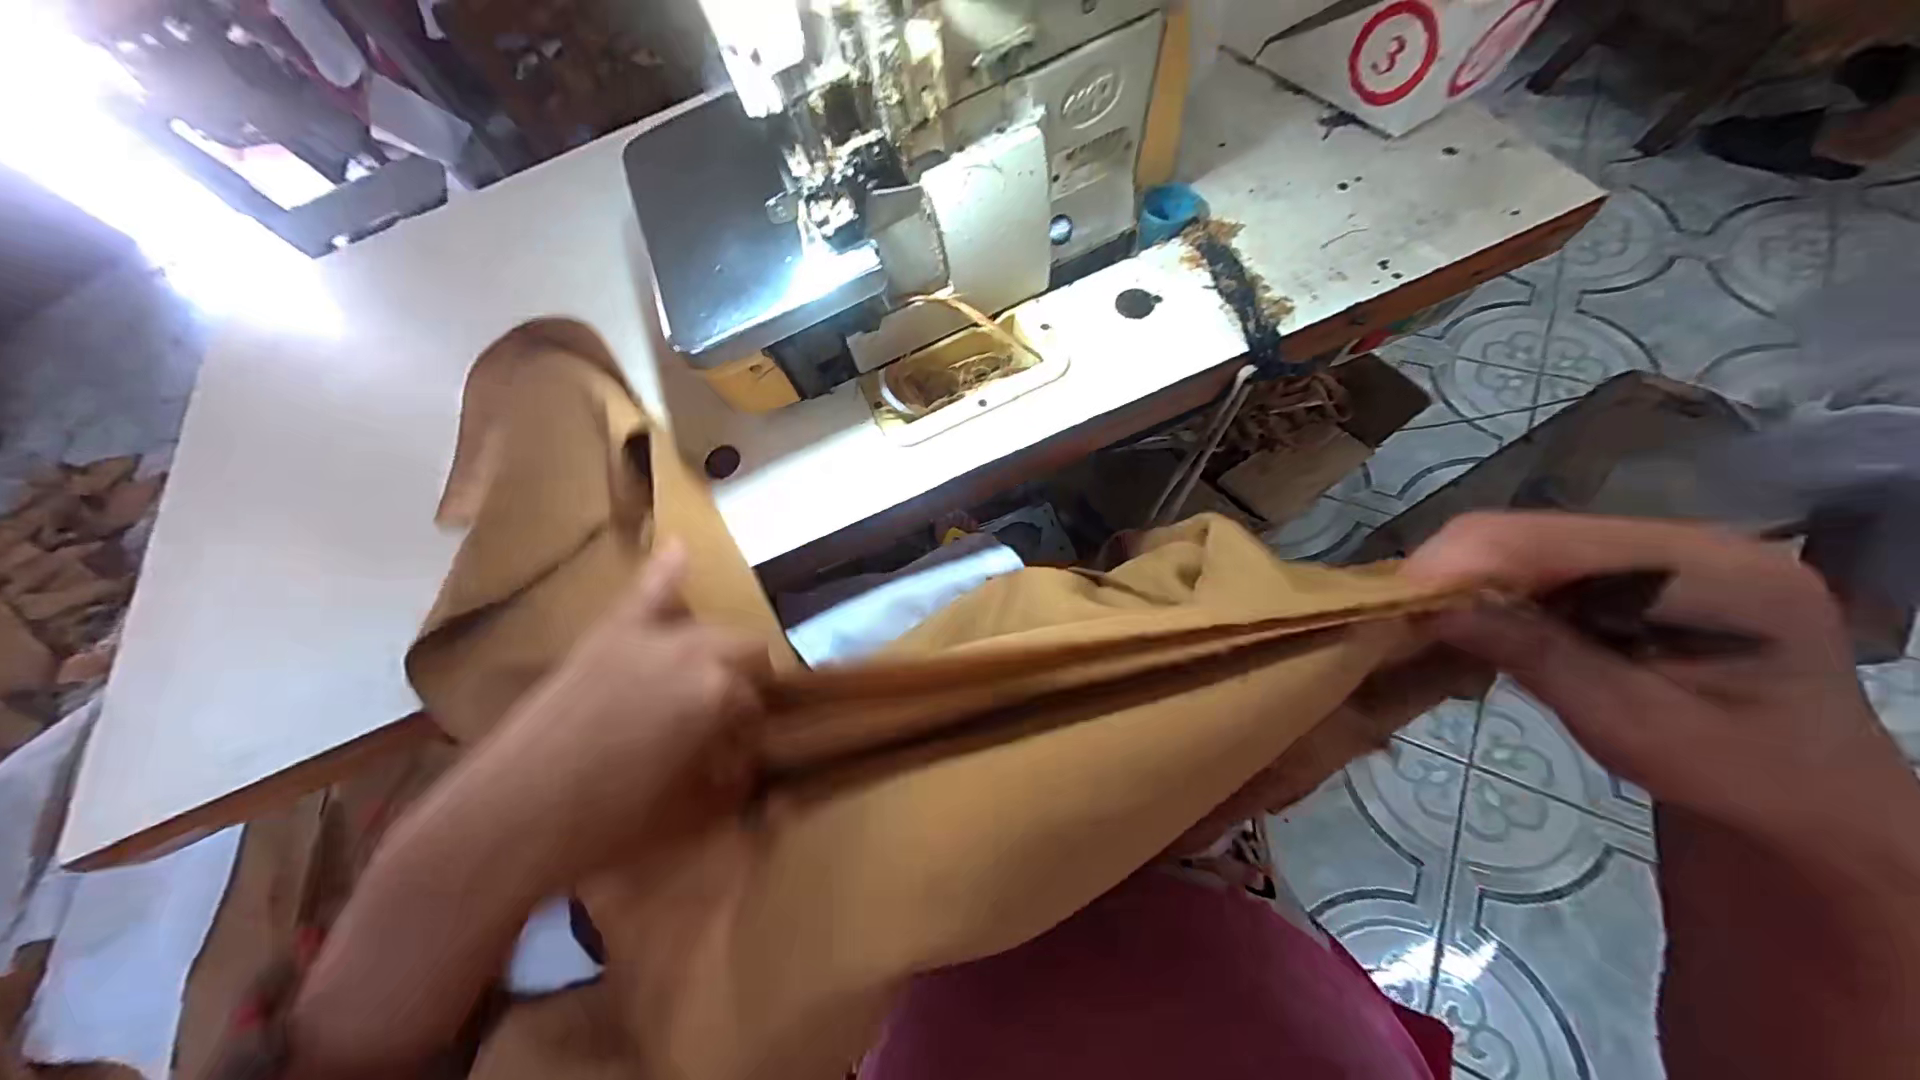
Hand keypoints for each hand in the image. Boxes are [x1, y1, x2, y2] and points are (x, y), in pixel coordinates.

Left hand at [475, 540, 772, 882]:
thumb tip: (746, 763)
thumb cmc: (607, 827)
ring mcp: (644, 638)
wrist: (503, 824)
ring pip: (704, 628)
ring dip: (718, 649)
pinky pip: (643, 595)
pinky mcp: (605, 637)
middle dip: (747, 685)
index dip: (751, 734)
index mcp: (718, 692)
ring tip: (711, 678)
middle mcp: (691, 652)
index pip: (757, 703)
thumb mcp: (688, 809)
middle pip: (745, 651)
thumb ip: (729, 775)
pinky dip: (664, 572)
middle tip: (729, 723)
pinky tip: (678, 549)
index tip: (739, 759)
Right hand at [1404, 512, 1919, 858]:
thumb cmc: (1736, 777)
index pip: (1561, 540)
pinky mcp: (1623, 570)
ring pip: (1518, 543)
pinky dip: (1484, 589)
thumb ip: (1540, 656)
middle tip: (1398, 619)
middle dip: (1452, 570)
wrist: (1799, 800)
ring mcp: (1654, 550)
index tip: (1397, 603)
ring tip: (1422, 621)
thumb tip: (1433, 607)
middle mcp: (1686, 540)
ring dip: (1461, 580)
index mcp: (1722, 572)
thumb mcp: (1636, 727)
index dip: (1467, 561)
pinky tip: (1467, 620)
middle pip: (1531, 531)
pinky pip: (1529, 563)